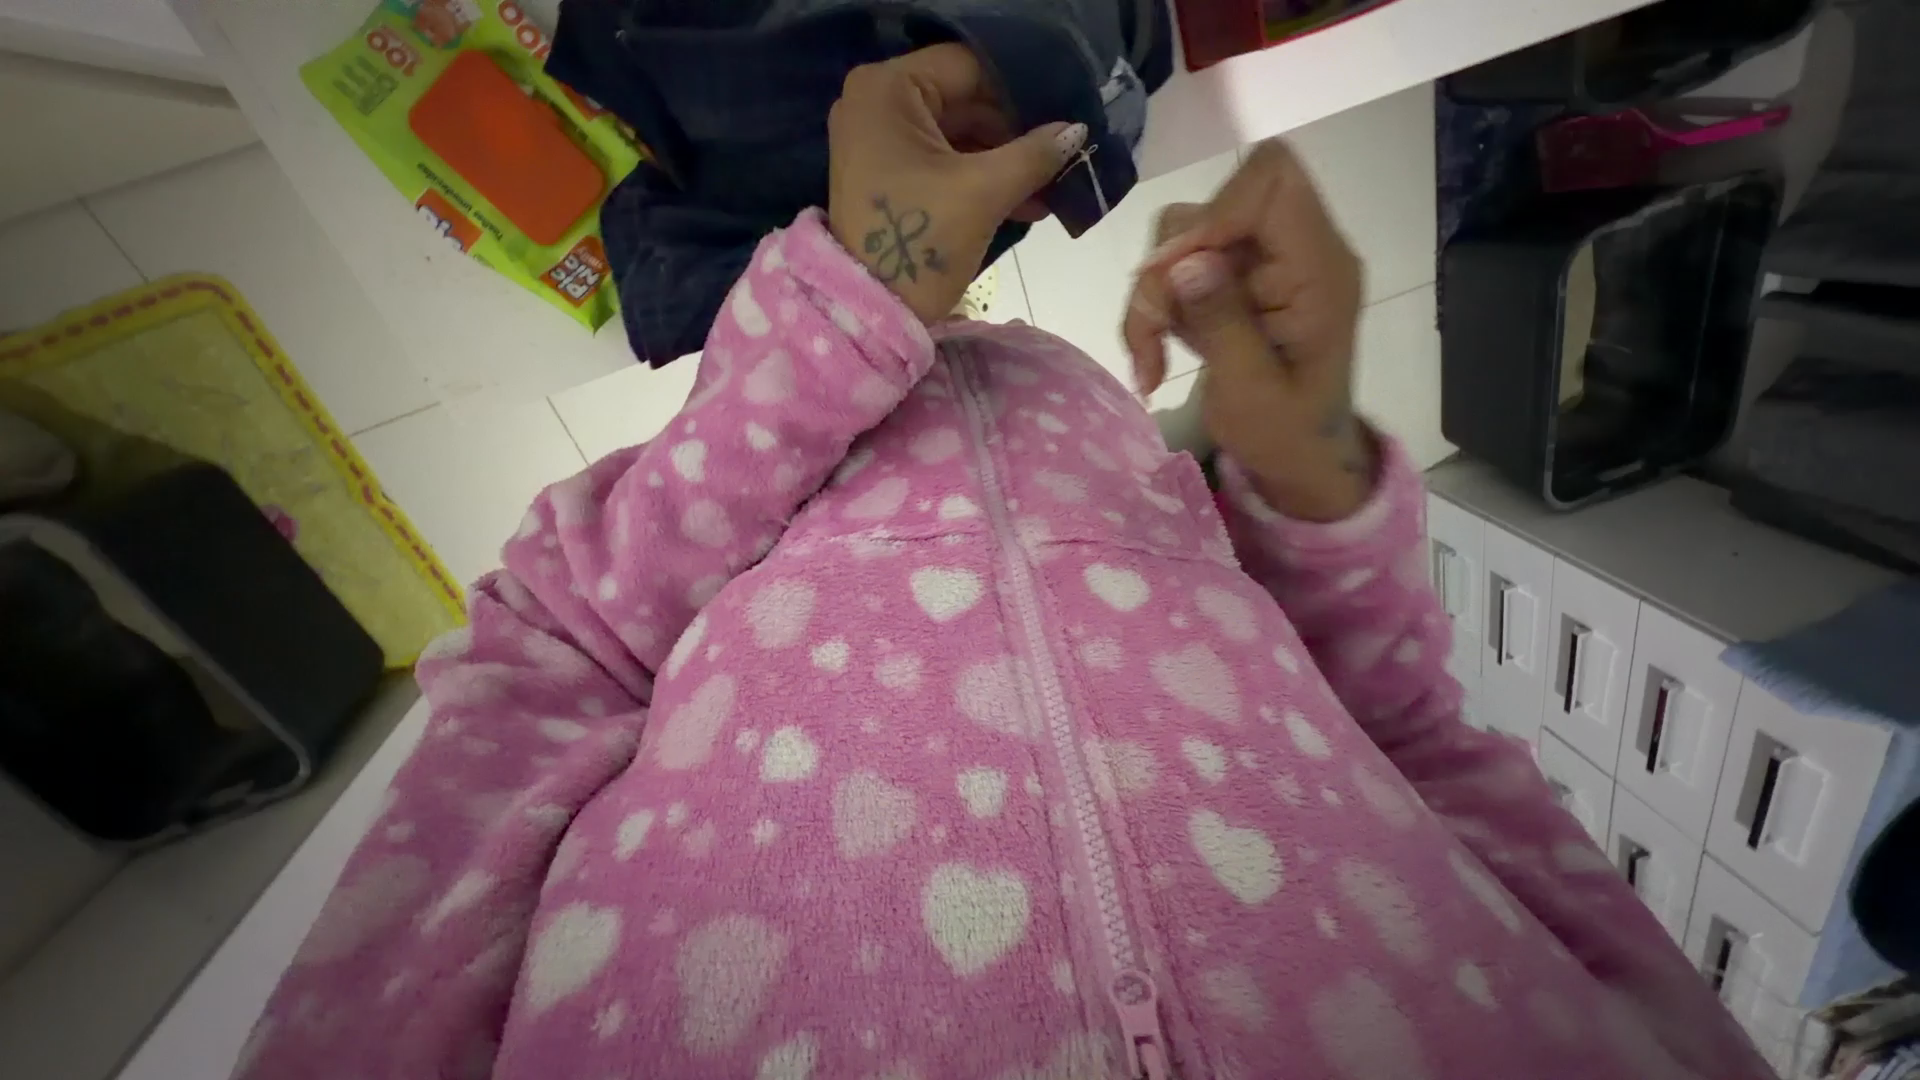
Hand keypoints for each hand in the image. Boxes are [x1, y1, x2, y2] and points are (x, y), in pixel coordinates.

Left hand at [827, 44, 1085, 322]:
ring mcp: (877, 143)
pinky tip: (1025, 202)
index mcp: (887, 90)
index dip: (1021, 93)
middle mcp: (875, 104)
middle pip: (964, 102)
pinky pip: (942, 163)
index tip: (1064, 116)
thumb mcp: (983, 193)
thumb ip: (1034, 154)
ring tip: (1051, 188)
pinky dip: (979, 180)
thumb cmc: (922, 243)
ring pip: (957, 137)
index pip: (970, 69)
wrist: (873, 314)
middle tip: (1061, 157)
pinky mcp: (886, 178)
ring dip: (1004, 163)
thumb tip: (1077, 131)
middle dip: (1015, 135)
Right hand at [1123, 140, 1372, 521]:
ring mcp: (1258, 267)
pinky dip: (1154, 315)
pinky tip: (1155, 359)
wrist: (1295, 458)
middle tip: (1152, 337)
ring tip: (1150, 362)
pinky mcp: (1231, 284)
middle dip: (1166, 271)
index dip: (1215, 213)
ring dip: (1152, 301)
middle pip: (1209, 209)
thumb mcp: (1252, 392)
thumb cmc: (1287, 435)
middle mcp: (1290, 252)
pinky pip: (1174, 274)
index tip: (1178, 277)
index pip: (1271, 181)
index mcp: (1318, 268)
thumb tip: (1185, 262)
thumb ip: (1223, 322)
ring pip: (1179, 242)